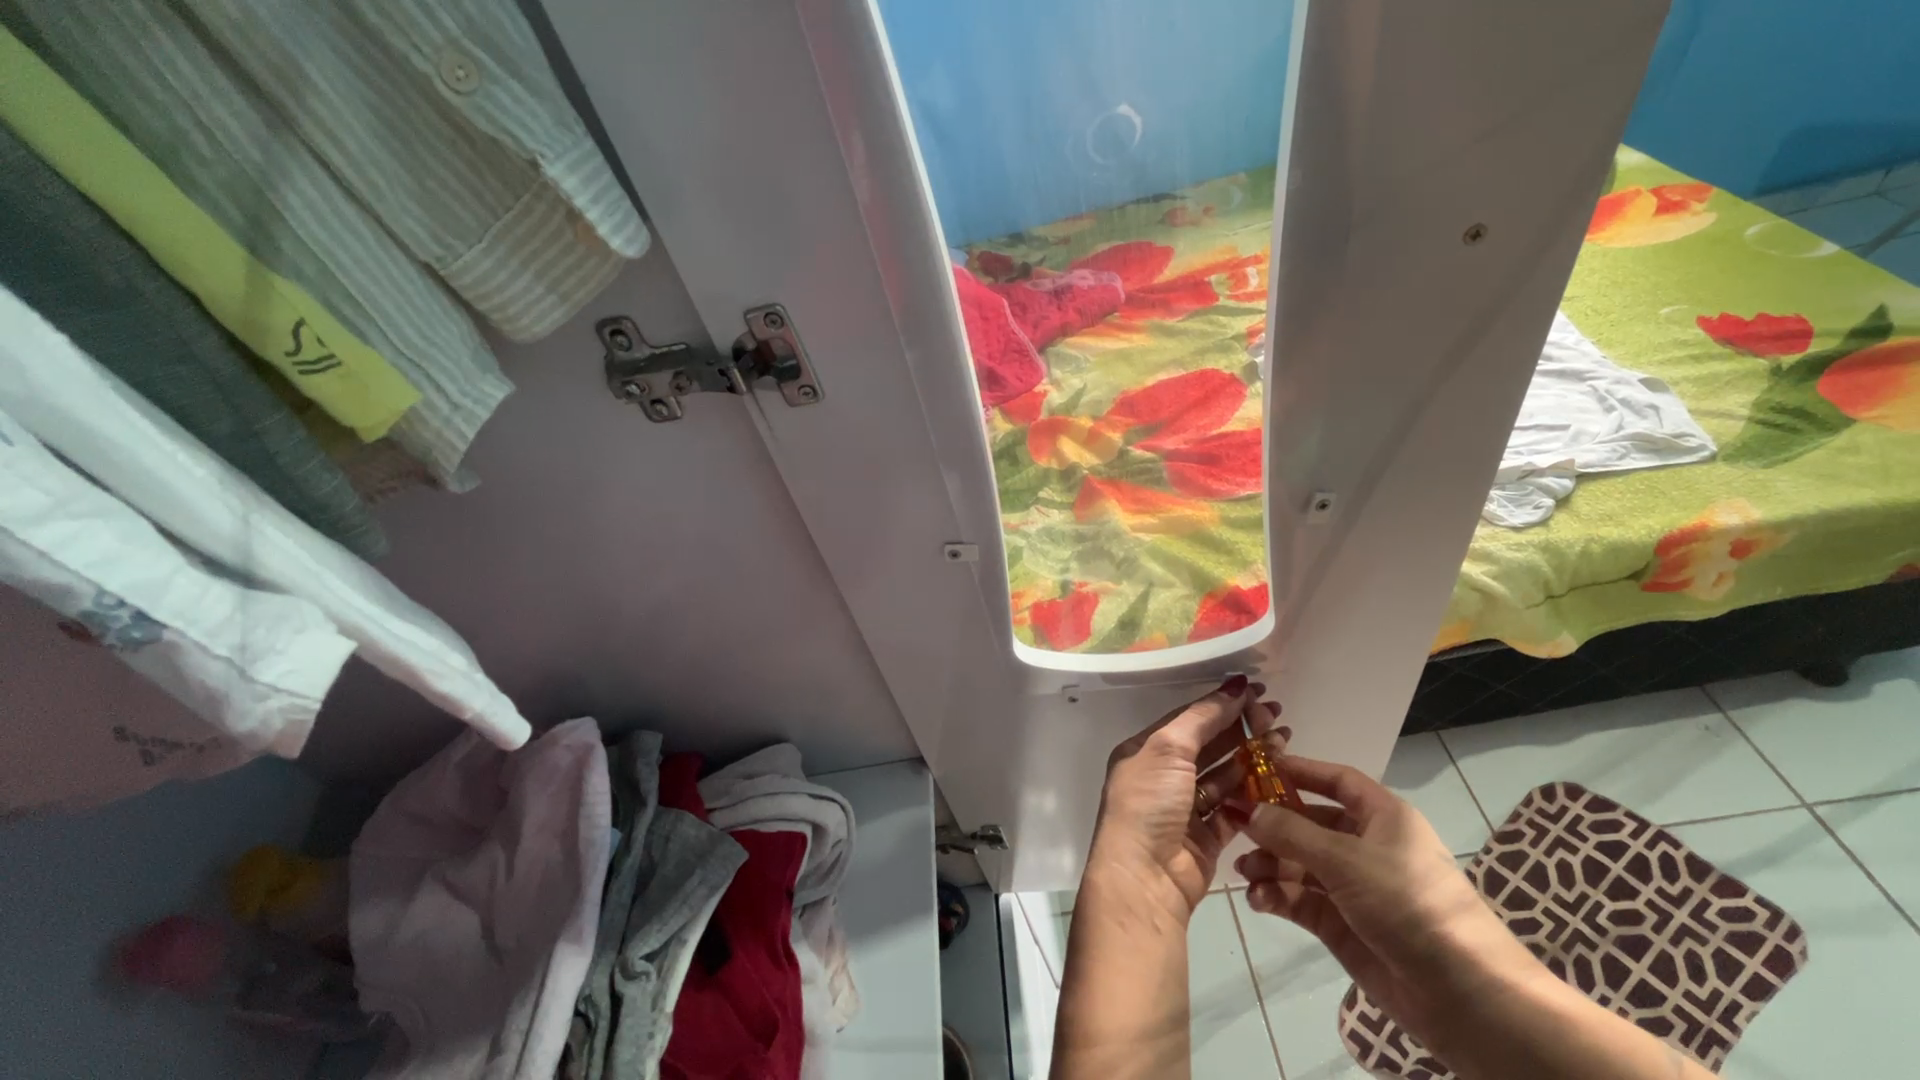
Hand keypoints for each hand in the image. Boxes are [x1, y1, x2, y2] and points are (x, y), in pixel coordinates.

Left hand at [1087, 675, 1288, 924]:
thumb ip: (1202, 716)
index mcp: (1144, 751)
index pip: (1188, 719)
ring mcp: (1185, 809)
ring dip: (1252, 757)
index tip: (1256, 691)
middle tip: (1277, 715)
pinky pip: (1234, 807)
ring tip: (1286, 739)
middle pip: (1209, 745)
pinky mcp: (1207, 837)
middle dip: (1242, 729)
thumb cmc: (1148, 802)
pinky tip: (1280, 776)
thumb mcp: (1167, 748)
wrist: (1144, 877)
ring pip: (1225, 775)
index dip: (1221, 704)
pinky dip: (1254, 793)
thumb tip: (1235, 685)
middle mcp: (1162, 777)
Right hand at [1235, 757, 1537, 1044]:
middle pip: (1309, 823)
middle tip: (1234, 828)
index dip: (1298, 771)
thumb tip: (1246, 808)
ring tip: (1245, 873)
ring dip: (1270, 864)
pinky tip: (1259, 900)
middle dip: (1272, 825)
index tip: (1252, 768)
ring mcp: (1354, 887)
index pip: (1336, 780)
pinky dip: (1278, 896)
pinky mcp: (1343, 925)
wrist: (1462, 993)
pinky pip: (1301, 900)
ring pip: (1300, 863)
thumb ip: (1291, 832)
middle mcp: (1367, 845)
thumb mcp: (1346, 859)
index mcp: (1382, 816)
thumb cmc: (1409, 903)